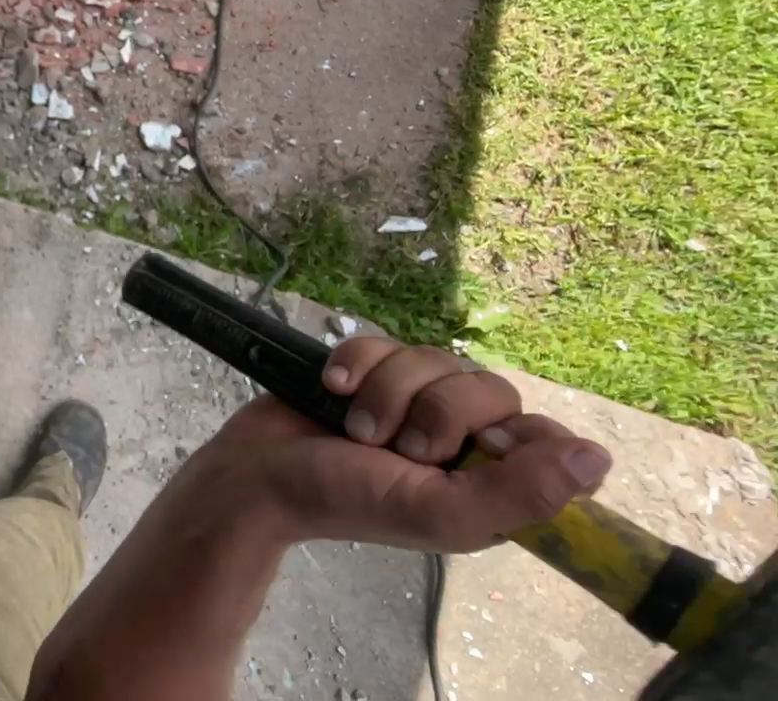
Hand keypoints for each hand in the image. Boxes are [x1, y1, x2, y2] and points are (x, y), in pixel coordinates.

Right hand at [202, 335, 611, 552]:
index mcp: (489, 478)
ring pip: (430, 358)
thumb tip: (596, 456)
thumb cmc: (344, 500)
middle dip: (431, 410)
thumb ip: (518, 493)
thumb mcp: (438, 513)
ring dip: (385, 390)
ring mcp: (408, 398)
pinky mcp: (364, 370)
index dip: (509, 431)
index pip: (543, 432)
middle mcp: (457, 435)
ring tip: (351, 423)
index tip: (469, 450)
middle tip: (394, 445)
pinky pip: (380, 341)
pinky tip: (331, 386)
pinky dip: (353, 361)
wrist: (258, 471)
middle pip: (486, 386)